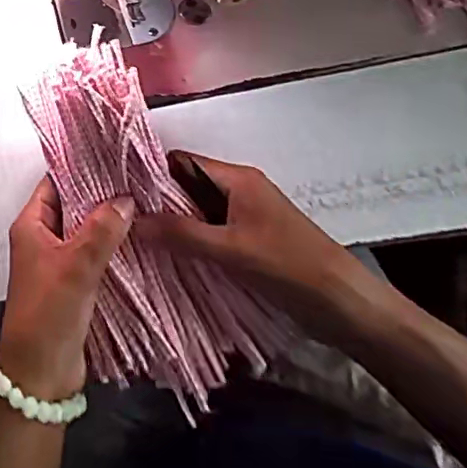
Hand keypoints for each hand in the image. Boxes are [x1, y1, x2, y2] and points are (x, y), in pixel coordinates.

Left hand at [0, 177, 132, 401]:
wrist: (40, 376)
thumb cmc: (48, 314)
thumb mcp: (76, 267)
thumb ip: (102, 229)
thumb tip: (125, 198)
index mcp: (31, 225)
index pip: (55, 182)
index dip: (80, 167)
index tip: (112, 155)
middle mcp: (42, 237)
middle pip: (73, 203)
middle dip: (101, 192)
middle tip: (137, 175)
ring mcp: (58, 259)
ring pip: (86, 228)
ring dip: (109, 219)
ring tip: (144, 199)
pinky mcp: (73, 281)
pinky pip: (94, 252)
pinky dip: (112, 243)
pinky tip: (139, 236)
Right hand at [136, 151, 373, 329]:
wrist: (345, 305)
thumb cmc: (289, 266)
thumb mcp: (231, 250)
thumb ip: (182, 234)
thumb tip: (133, 221)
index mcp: (237, 178)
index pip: (182, 162)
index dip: (152, 173)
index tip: (121, 194)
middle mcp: (240, 189)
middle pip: (188, 186)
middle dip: (159, 203)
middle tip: (124, 223)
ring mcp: (246, 216)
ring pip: (198, 212)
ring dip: (175, 225)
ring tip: (138, 242)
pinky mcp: (251, 240)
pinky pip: (212, 232)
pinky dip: (192, 242)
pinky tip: (171, 259)